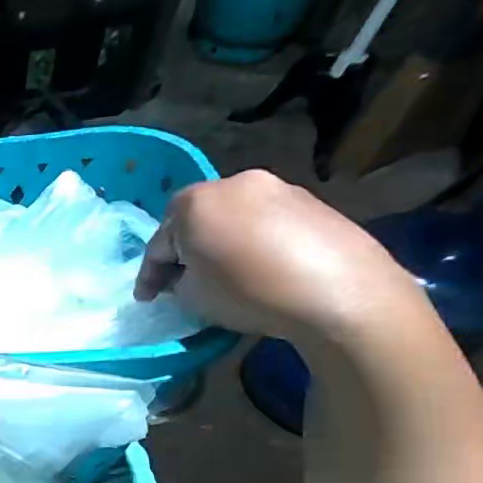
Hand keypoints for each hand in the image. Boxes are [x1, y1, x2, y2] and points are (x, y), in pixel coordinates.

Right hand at [134, 170, 430, 343]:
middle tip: (183, 283)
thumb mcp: (195, 298)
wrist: (335, 288)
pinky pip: (265, 222)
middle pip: (194, 220)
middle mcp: (230, 183)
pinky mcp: (307, 199)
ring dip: (221, 242)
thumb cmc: (248, 291)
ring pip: (231, 217)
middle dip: (185, 251)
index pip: (158, 244)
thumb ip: (178, 283)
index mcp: (193, 202)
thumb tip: (184, 277)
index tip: (147, 299)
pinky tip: (263, 267)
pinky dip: (255, 241)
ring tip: (226, 274)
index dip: (149, 276)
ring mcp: (273, 186)